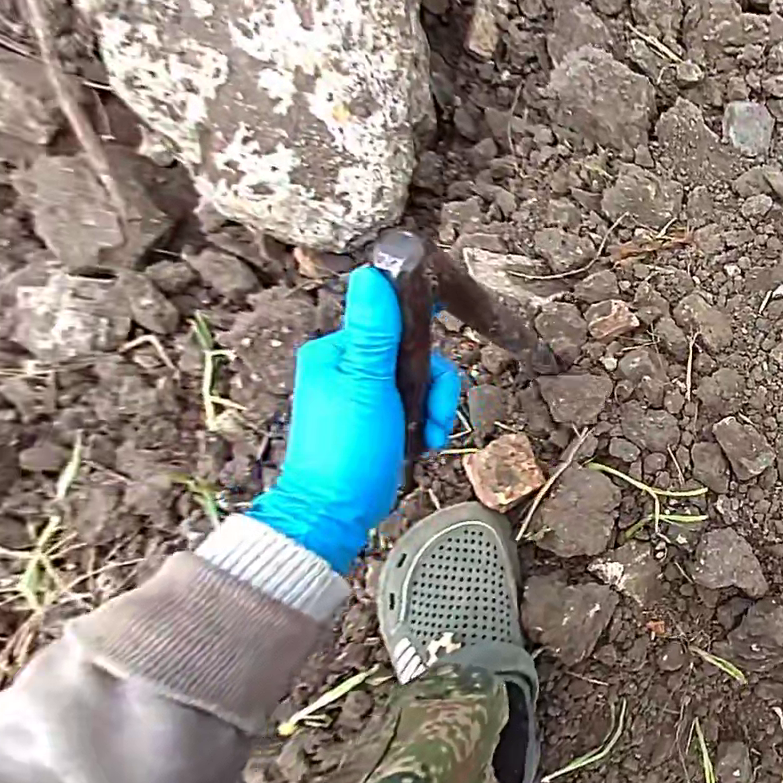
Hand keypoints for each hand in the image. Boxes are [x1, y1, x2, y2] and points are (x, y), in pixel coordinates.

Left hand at [248, 267, 461, 572]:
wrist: (337, 507)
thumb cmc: (346, 447)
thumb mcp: (366, 384)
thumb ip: (374, 332)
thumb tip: (372, 275)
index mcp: (338, 352)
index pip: (394, 321)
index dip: (422, 329)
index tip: (445, 335)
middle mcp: (353, 368)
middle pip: (419, 355)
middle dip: (438, 385)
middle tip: (435, 412)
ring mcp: (370, 394)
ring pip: (427, 382)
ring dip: (438, 408)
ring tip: (432, 433)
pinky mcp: (385, 417)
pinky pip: (423, 406)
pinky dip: (432, 422)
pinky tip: (427, 440)